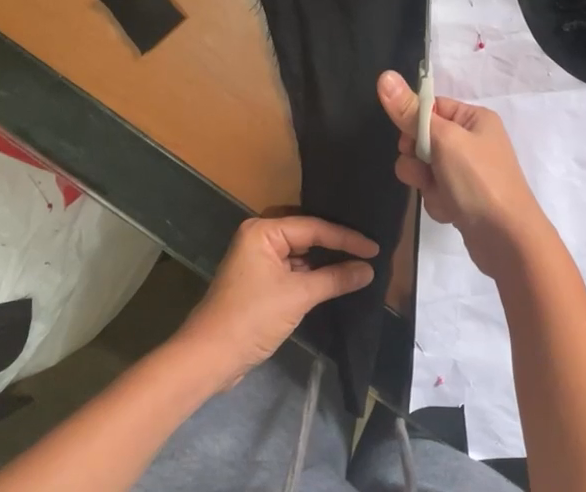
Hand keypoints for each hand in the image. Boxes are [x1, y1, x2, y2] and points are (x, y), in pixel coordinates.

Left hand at [175, 216, 377, 388]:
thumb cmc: (252, 318)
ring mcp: (256, 259)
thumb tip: (368, 269)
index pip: (314, 227)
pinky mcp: (258, 281)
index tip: (376, 248)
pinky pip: (291, 267)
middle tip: (366, 243)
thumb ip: (336, 278)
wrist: (210, 358)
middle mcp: (258, 237)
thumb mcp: (299, 296)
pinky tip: (333, 277)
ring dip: (323, 258)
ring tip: (356, 259)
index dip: (347, 238)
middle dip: (334, 240)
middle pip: (305, 232)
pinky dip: (311, 272)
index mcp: (263, 230)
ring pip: (298, 251)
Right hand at [377, 70, 551, 278]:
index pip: (431, 108)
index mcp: (474, 119)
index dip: (414, 125)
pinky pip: (434, 192)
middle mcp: (472, 141)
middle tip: (428, 170)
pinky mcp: (463, 198)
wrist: (507, 239)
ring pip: (425, 168)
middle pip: (423, 140)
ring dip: (426, 183)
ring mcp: (468, 171)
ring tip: (443, 194)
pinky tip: (451, 211)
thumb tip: (384, 76)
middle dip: (418, 159)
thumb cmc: (479, 181)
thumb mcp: (444, 140)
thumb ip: (411, 112)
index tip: (409, 142)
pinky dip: (437, 201)